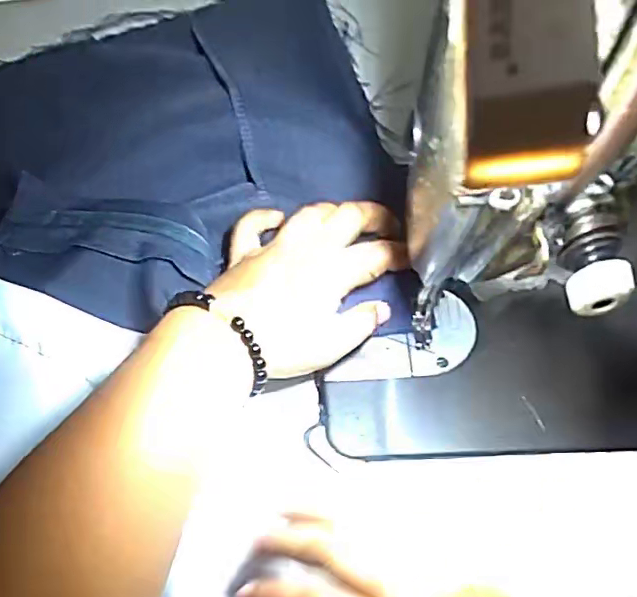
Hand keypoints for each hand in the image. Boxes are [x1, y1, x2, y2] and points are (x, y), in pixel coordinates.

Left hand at [206, 202, 407, 379]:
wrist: (227, 340)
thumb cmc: (283, 345)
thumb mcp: (331, 344)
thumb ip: (360, 324)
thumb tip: (380, 310)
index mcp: (335, 270)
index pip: (376, 254)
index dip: (398, 254)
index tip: (410, 259)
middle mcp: (309, 247)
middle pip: (348, 217)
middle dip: (374, 215)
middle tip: (387, 224)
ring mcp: (275, 245)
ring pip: (308, 213)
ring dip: (330, 212)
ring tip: (342, 220)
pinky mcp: (245, 253)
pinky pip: (254, 224)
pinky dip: (266, 216)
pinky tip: (277, 218)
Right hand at [234, 515, 592, 596]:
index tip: (245, 596)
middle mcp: (414, 593)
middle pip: (338, 550)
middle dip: (289, 539)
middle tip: (257, 539)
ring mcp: (440, 565)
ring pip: (369, 522)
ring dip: (322, 510)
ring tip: (288, 503)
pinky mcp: (460, 553)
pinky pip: (404, 518)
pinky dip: (366, 507)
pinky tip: (346, 501)